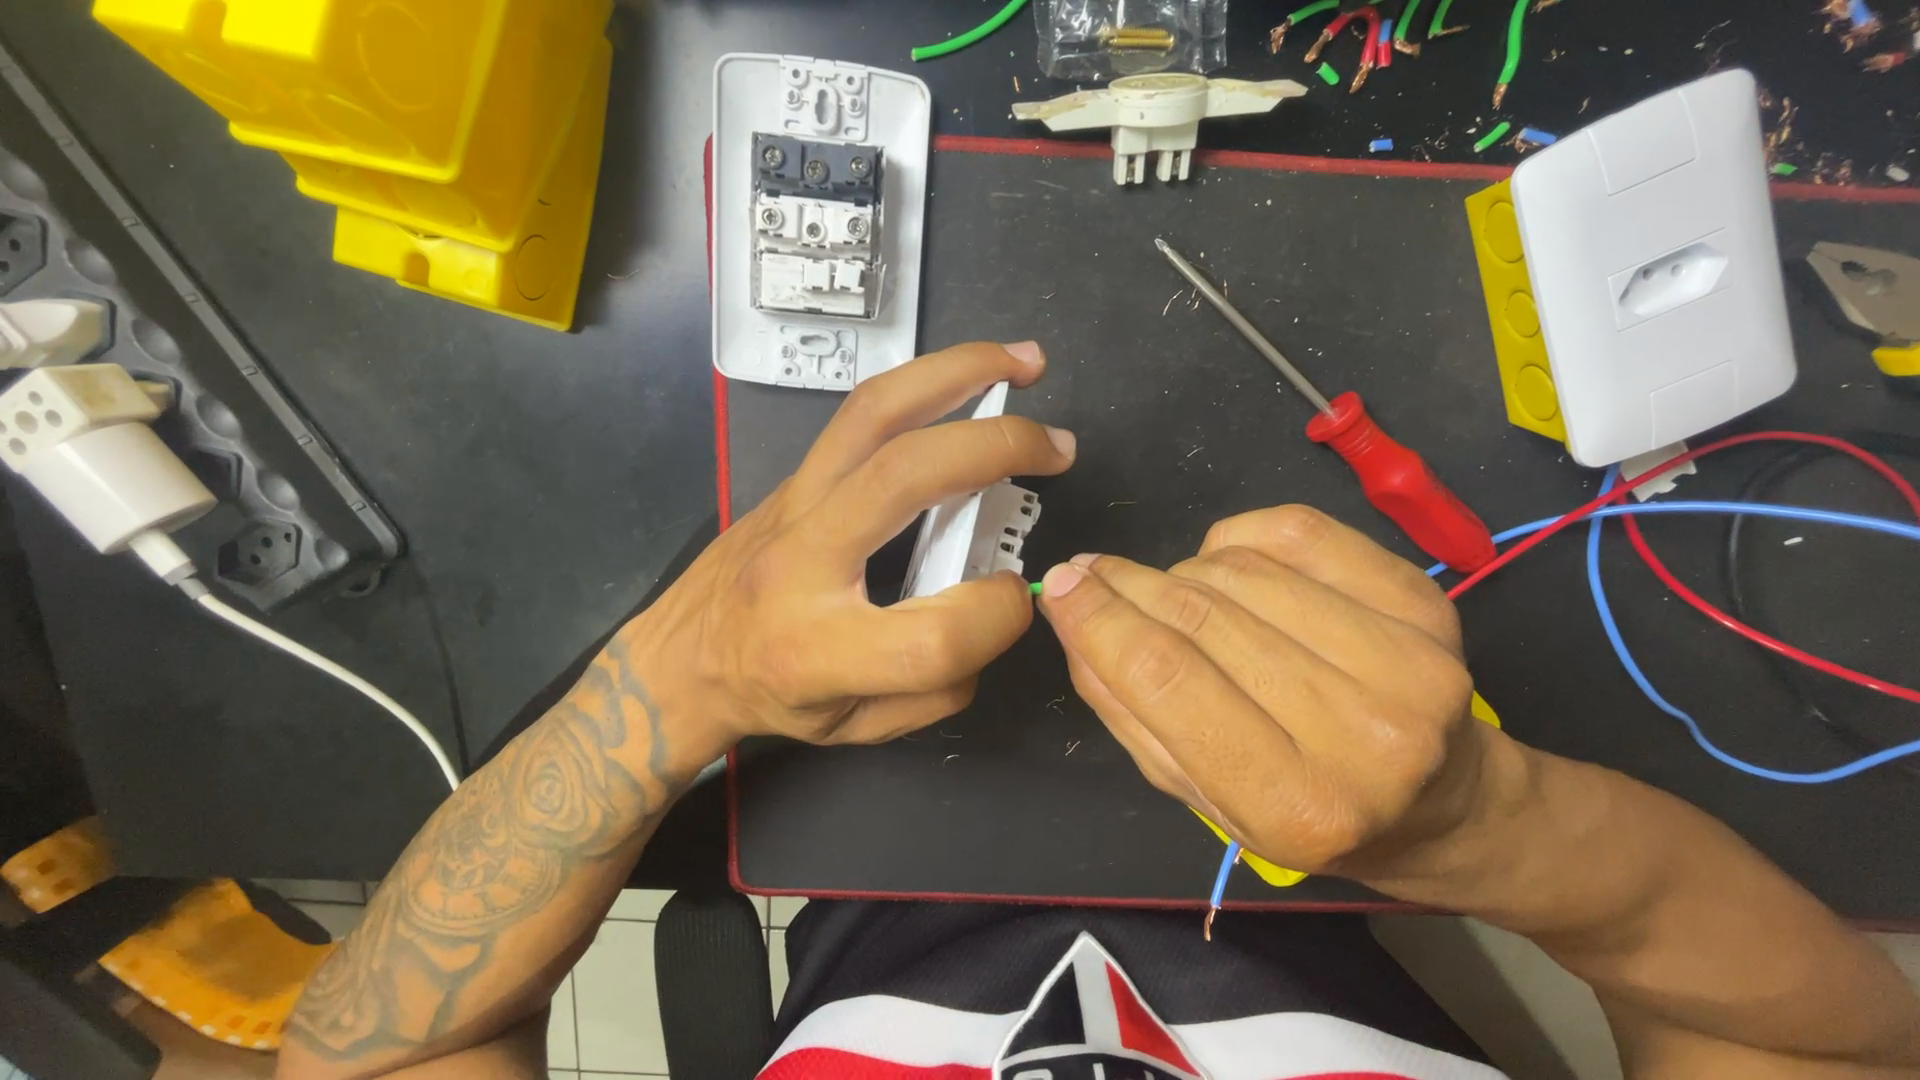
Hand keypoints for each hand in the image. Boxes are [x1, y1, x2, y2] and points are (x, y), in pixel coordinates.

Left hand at [619, 342, 1074, 751]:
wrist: (683, 657)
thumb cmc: (775, 701)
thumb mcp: (860, 727)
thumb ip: (941, 686)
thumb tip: (999, 603)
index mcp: (816, 651)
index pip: (934, 637)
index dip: (997, 617)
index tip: (1013, 598)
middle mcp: (800, 563)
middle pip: (905, 478)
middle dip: (998, 448)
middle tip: (1059, 446)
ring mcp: (794, 503)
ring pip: (875, 412)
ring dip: (958, 373)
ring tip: (1024, 362)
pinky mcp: (797, 475)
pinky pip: (863, 413)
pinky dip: (926, 382)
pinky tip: (968, 376)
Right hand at [1040, 505, 1517, 886]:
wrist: (1439, 806)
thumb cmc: (1305, 815)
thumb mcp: (1201, 795)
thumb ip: (1129, 711)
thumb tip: (1072, 617)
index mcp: (1293, 803)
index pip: (1169, 679)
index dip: (1102, 621)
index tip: (1060, 584)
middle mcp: (1361, 732)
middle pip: (1203, 618)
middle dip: (1128, 586)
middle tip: (1089, 573)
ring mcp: (1405, 658)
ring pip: (1243, 572)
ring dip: (1182, 572)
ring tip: (1169, 593)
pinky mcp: (1423, 602)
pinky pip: (1295, 532)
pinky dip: (1238, 537)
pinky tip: (1225, 565)